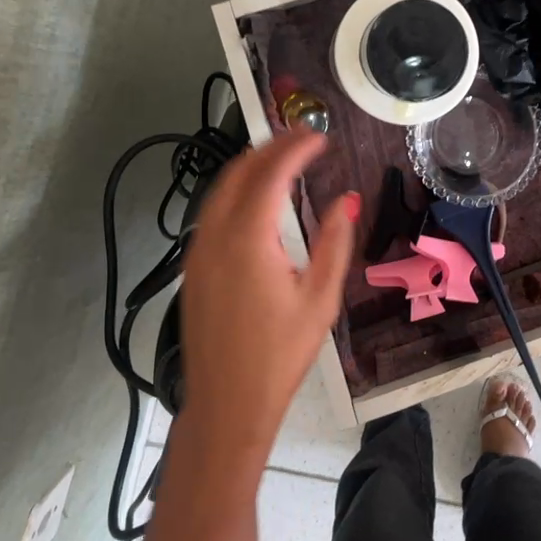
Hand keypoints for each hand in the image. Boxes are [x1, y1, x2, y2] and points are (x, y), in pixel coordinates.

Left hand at [177, 129, 356, 459]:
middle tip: (303, 138)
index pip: (271, 174)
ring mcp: (197, 252)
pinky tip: (256, 199)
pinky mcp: (193, 268)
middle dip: (270, 147)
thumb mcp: (320, 299)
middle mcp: (215, 236)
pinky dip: (235, 191)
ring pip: (220, 189)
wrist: (226, 405)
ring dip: (250, 166)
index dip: (296, 147)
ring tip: (283, 158)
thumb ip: (335, 242)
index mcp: (247, 240)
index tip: (320, 135)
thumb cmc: (279, 356)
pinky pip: (211, 212)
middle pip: (239, 172)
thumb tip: (348, 200)